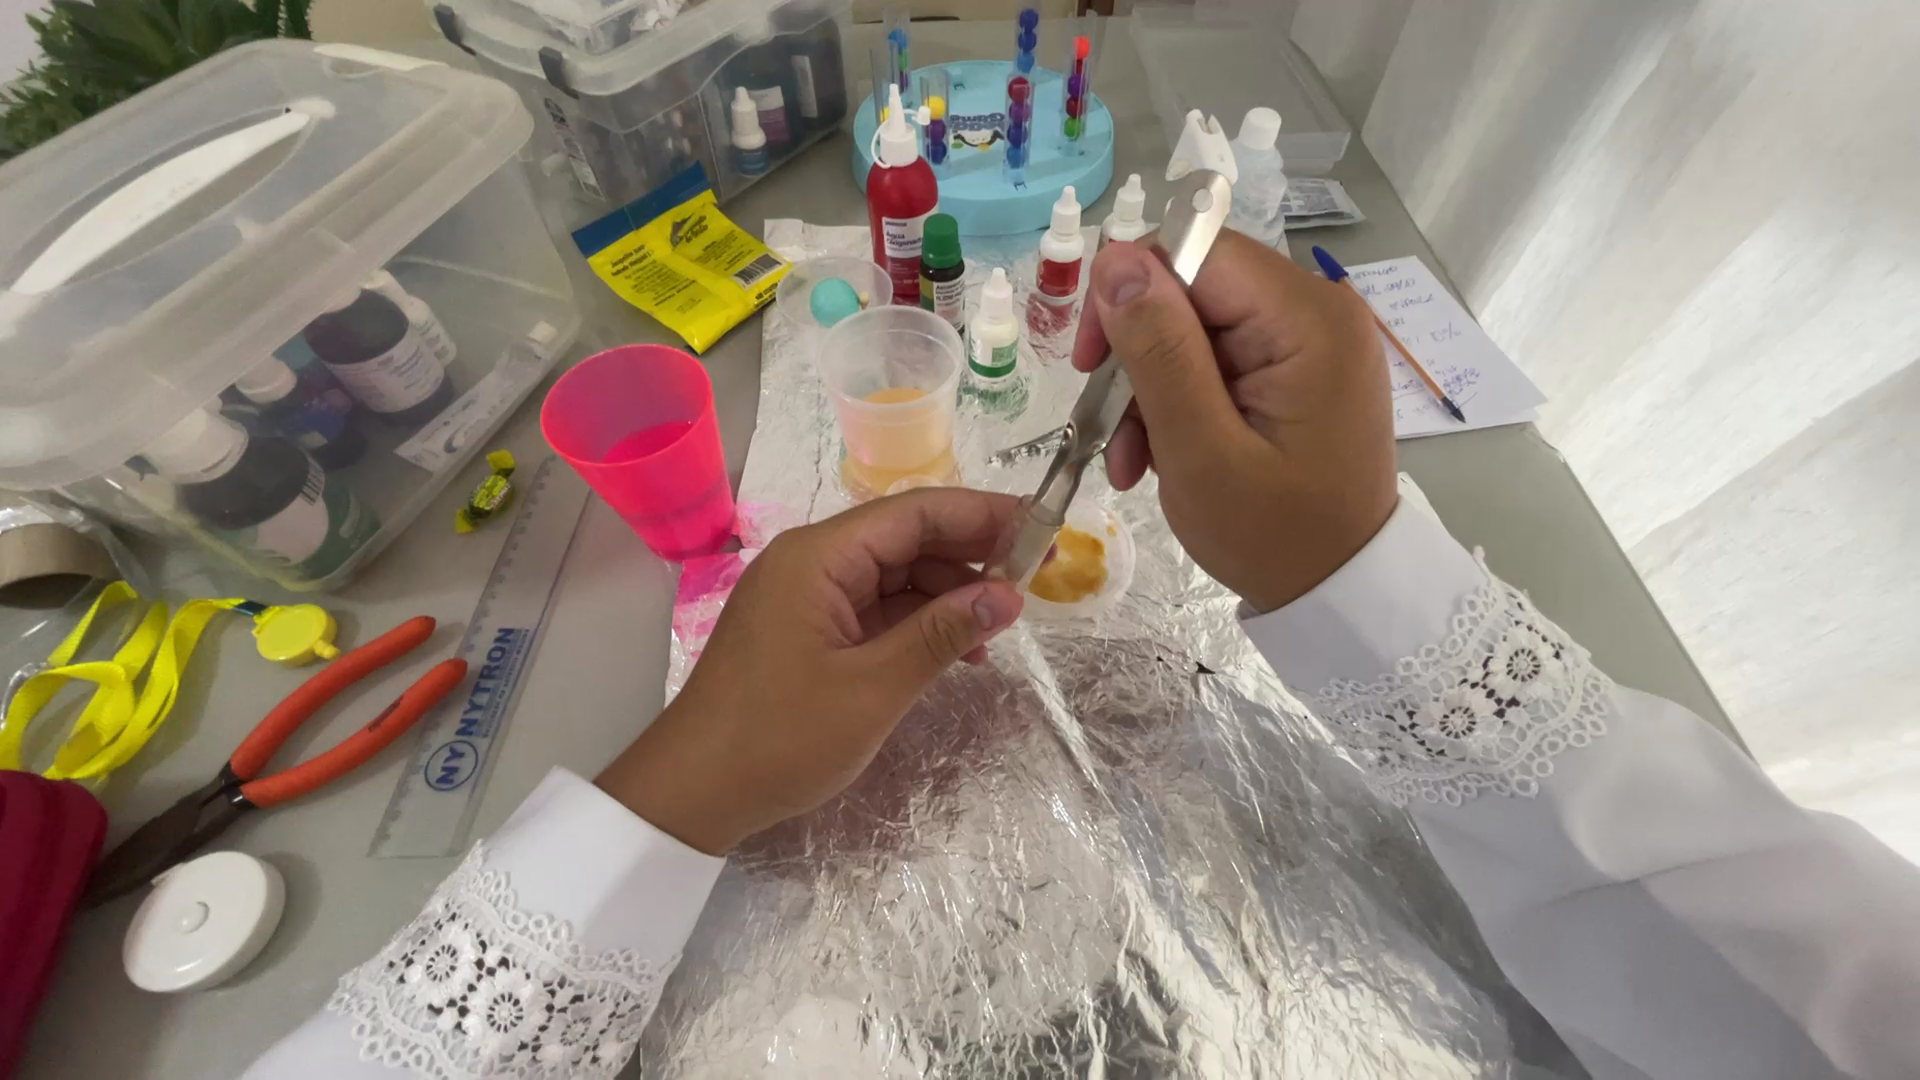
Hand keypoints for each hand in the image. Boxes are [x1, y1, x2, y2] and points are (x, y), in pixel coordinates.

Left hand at [595, 489, 1025, 853]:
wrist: (692, 795)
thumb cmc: (780, 739)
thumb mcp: (874, 688)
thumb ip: (942, 633)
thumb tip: (1008, 594)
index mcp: (819, 556)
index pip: (915, 512)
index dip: (982, 514)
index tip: (1041, 528)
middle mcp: (813, 560)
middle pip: (906, 538)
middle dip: (969, 554)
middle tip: (1031, 578)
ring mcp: (809, 594)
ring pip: (894, 574)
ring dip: (947, 594)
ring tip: (996, 628)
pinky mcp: (810, 626)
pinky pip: (875, 607)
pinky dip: (916, 622)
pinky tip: (954, 650)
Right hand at [1071, 231, 1398, 611]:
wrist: (1337, 587)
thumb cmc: (1272, 534)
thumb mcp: (1201, 450)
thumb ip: (1159, 352)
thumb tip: (1115, 259)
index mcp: (1305, 319)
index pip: (1195, 253)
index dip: (1129, 295)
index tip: (1090, 364)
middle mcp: (1314, 311)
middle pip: (1191, 293)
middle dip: (1136, 359)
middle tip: (1106, 427)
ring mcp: (1306, 342)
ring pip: (1191, 334)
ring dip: (1148, 394)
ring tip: (1131, 463)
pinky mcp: (1293, 371)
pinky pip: (1213, 365)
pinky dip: (1176, 407)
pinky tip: (1158, 459)